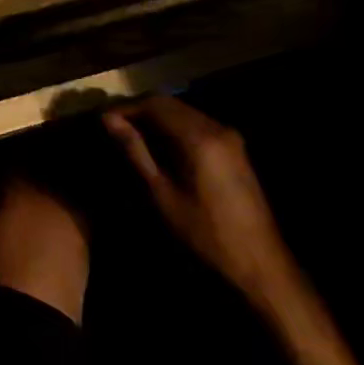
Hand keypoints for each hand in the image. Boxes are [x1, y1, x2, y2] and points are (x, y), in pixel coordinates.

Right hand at [103, 95, 296, 300]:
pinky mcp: (235, 148)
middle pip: (172, 104)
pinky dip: (176, 129)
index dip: (128, 108)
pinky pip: (198, 126)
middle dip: (141, 112)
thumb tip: (109, 121)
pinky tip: (160, 149)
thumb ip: (136, 152)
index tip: (104, 121)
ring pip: (186, 113)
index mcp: (199, 137)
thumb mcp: (163, 194)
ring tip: (132, 139)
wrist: (259, 259)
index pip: (157, 104)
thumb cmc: (205, 233)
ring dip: (158, 120)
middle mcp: (217, 127)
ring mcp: (230, 136)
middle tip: (114, 129)